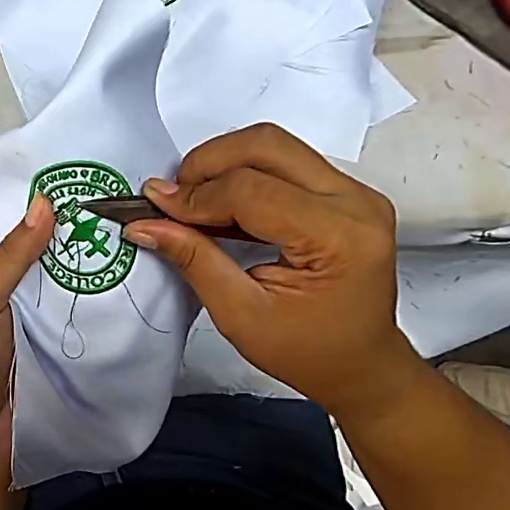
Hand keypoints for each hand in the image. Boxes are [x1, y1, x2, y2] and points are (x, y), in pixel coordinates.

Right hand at [122, 123, 420, 419]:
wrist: (362, 364)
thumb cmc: (308, 351)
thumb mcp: (240, 315)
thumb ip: (193, 259)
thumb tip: (146, 223)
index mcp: (339, 239)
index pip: (251, 190)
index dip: (195, 196)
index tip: (155, 208)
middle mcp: (355, 203)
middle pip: (266, 145)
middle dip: (208, 163)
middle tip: (175, 197)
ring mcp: (354, 191)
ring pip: (272, 144)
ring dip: (223, 163)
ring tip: (195, 200)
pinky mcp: (344, 190)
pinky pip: (282, 159)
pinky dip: (241, 170)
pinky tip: (221, 203)